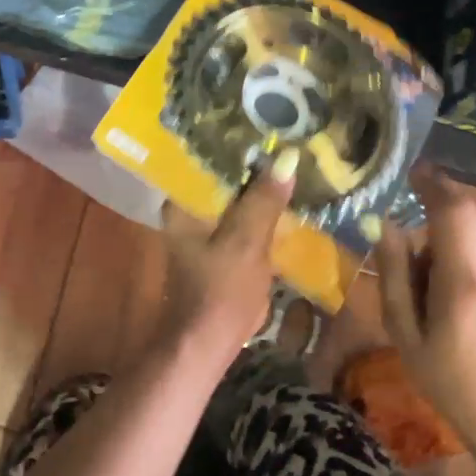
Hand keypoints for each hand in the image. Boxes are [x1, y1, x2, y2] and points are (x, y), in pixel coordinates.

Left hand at [158, 148, 297, 359]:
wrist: (204, 346)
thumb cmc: (220, 292)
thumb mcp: (247, 243)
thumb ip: (265, 201)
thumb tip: (288, 156)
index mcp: (182, 204)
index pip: (208, 159)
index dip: (240, 146)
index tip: (272, 130)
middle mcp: (184, 212)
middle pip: (224, 181)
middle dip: (255, 169)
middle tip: (290, 148)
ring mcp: (199, 233)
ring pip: (234, 202)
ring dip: (260, 193)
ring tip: (293, 169)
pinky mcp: (214, 251)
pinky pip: (239, 223)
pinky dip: (259, 216)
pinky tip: (285, 207)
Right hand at [374, 168, 475, 475]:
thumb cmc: (453, 386)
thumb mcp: (406, 338)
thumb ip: (394, 276)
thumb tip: (387, 226)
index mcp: (466, 287)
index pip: (455, 214)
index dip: (435, 186)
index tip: (418, 174)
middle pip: (467, 242)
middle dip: (446, 256)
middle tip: (434, 298)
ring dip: (475, 276)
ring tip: (471, 323)